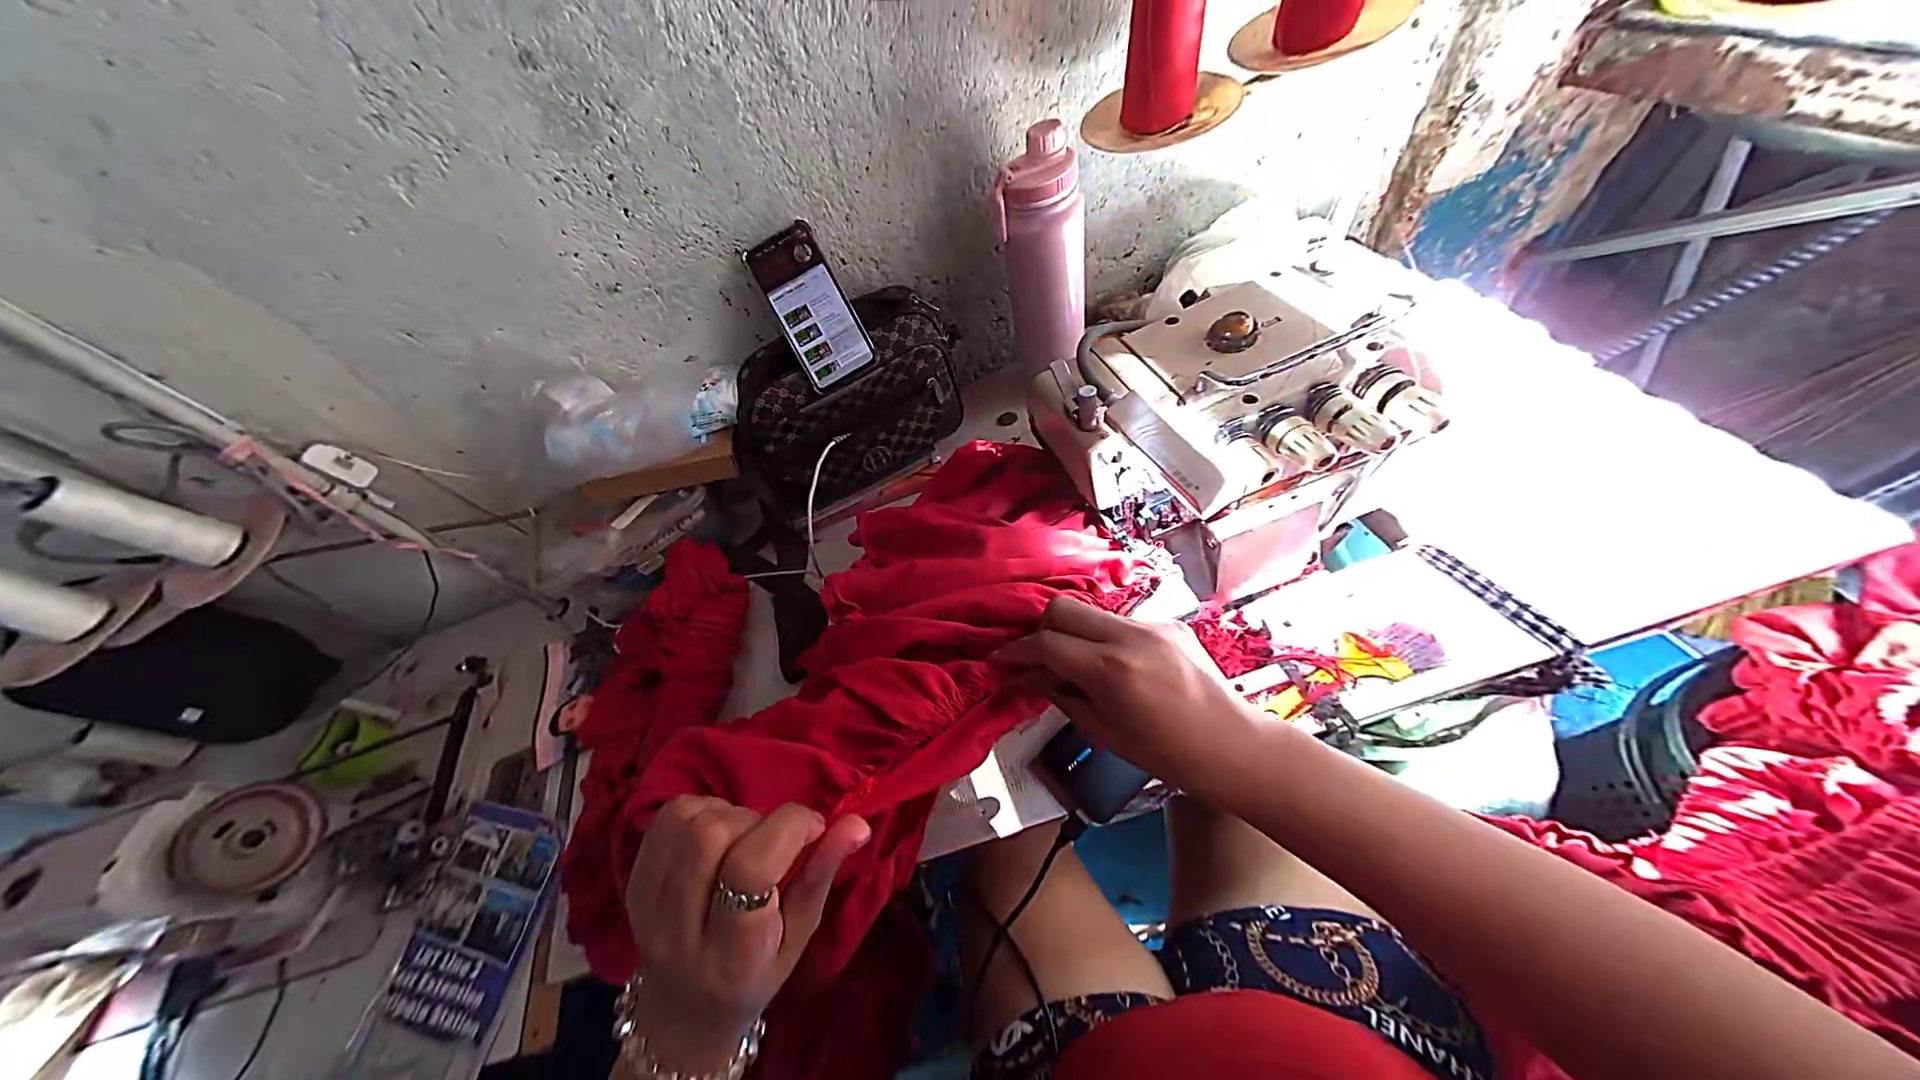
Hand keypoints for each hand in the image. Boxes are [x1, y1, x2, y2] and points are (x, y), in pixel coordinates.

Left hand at [624, 798, 869, 1071]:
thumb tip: (858, 822)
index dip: (788, 828)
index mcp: (731, 954)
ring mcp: (647, 903)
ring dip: (730, 813)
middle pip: (711, 836)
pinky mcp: (633, 880)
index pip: (750, 870)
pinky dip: (702, 809)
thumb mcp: (801, 933)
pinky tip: (719, 831)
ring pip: (689, 820)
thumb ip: (824, 873)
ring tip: (747, 836)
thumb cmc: (757, 972)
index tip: (814, 827)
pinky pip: (669, 816)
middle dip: (757, 820)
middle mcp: (679, 930)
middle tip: (776, 839)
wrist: (683, 1012)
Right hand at [995, 596, 1268, 798]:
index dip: (1016, 651)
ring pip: (1091, 611)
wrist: (1234, 747)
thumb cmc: (1168, 755)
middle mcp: (1130, 636)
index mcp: (1112, 670)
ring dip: (1071, 632)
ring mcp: (1152, 625)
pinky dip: (1101, 638)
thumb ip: (1061, 696)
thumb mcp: (1105, 732)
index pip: (1046, 643)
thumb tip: (1027, 676)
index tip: (999, 660)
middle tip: (1033, 657)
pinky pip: (1118, 622)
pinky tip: (1109, 665)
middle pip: (1063, 608)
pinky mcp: (1168, 624)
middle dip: (1039, 629)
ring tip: (1070, 663)